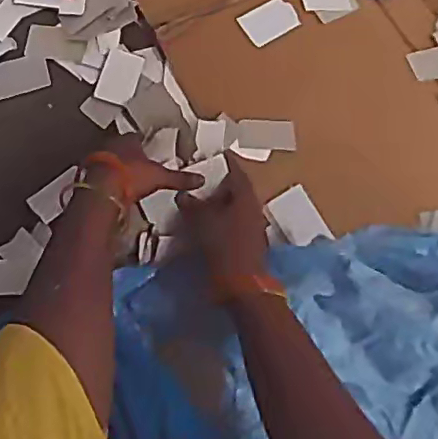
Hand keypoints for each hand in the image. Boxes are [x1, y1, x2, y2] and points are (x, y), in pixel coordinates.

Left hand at [87, 134, 203, 201]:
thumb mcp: (159, 177)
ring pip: (105, 156)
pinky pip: (95, 171)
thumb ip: (179, 178)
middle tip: (132, 162)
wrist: (101, 189)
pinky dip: (101, 177)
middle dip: (125, 153)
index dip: (141, 142)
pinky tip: (107, 186)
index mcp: (128, 140)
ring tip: (119, 175)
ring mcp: (96, 157)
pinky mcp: (86, 172)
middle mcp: (110, 145)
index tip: (144, 146)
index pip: (136, 136)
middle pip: (119, 145)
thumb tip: (197, 179)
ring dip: (111, 164)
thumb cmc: (128, 176)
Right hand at [177, 157, 269, 280]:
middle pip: (239, 190)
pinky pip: (235, 222)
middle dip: (223, 184)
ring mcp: (254, 227)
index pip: (237, 171)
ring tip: (203, 201)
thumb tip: (183, 195)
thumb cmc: (223, 245)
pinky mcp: (250, 243)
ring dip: (223, 203)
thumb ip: (192, 205)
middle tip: (205, 178)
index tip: (220, 154)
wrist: (242, 284)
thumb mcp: (202, 221)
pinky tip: (210, 223)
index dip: (228, 161)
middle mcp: (254, 208)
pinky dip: (223, 218)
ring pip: (237, 207)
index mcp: (245, 197)